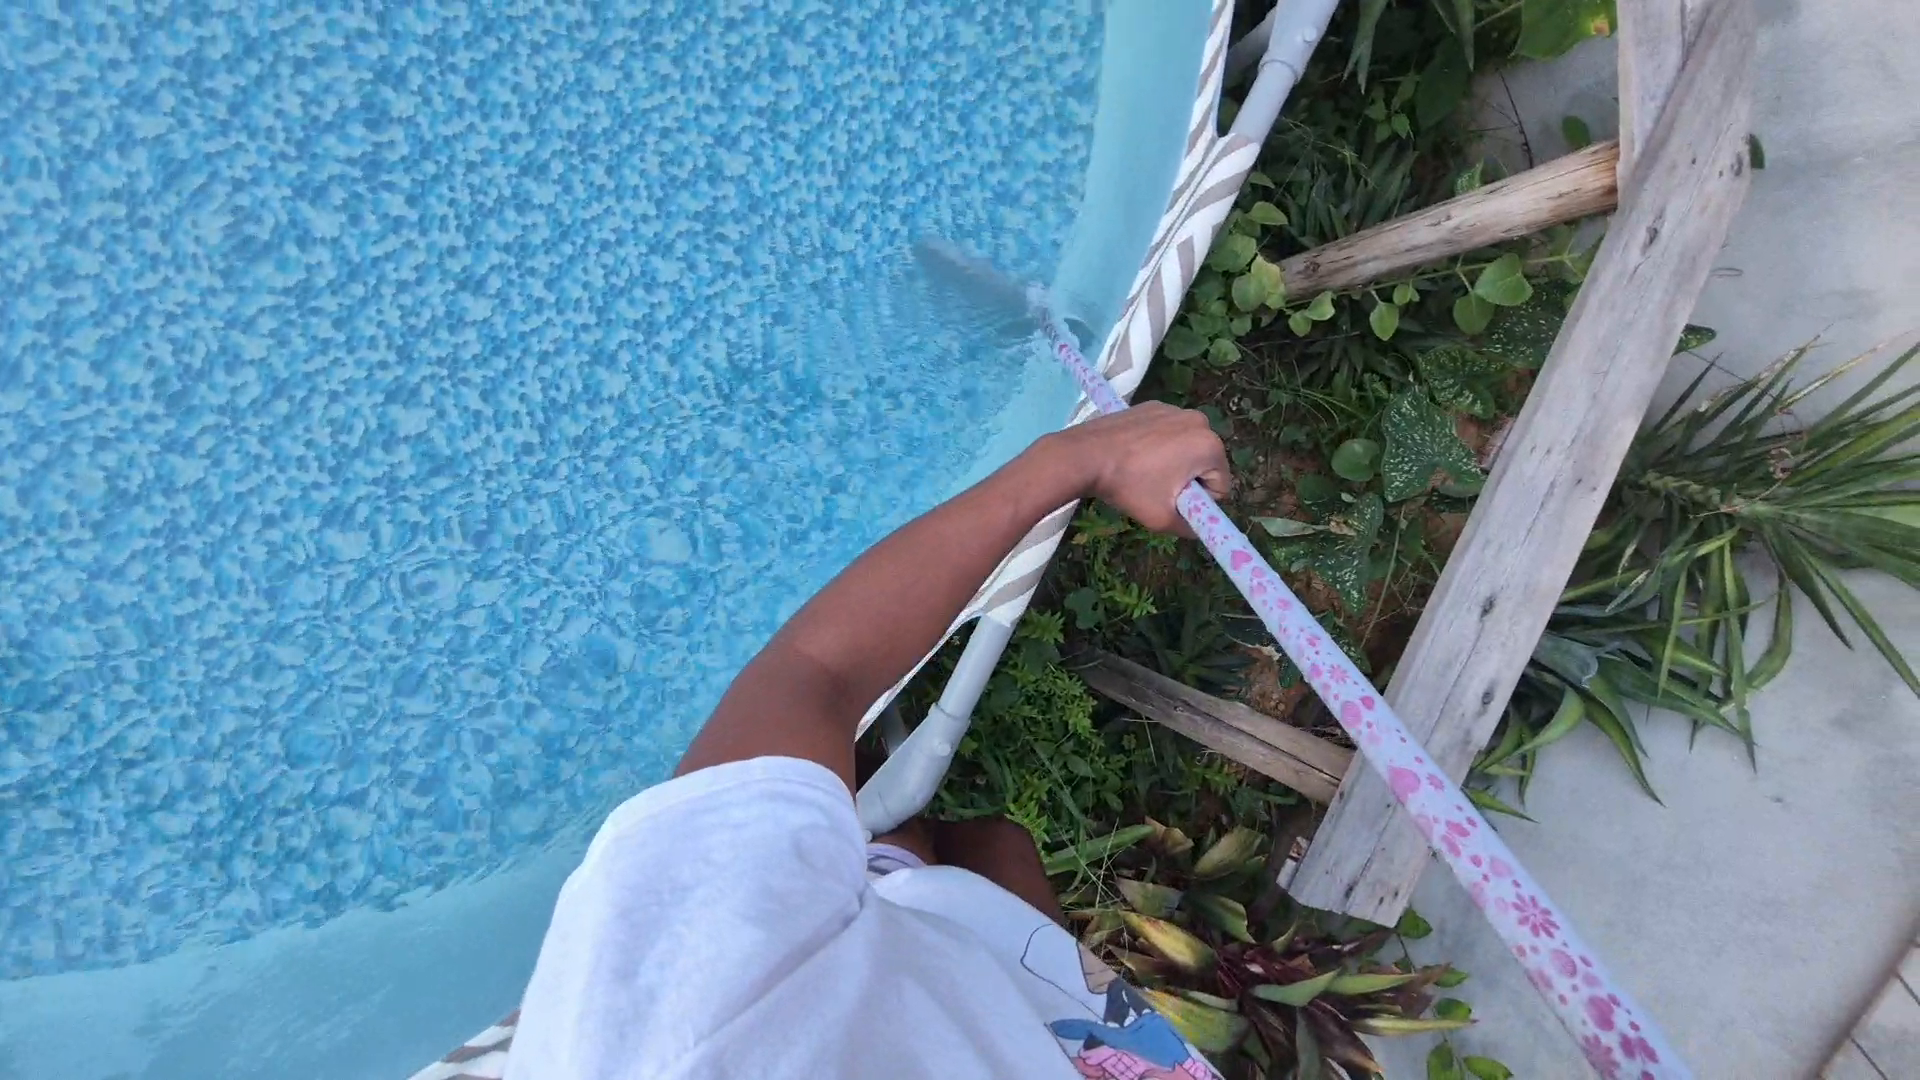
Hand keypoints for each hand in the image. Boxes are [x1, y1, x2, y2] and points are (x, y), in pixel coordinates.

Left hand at [1048, 402, 1230, 534]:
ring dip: (1172, 463)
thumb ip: (1190, 528)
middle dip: (1186, 480)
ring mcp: (1173, 409)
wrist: (1085, 455)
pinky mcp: (1152, 405)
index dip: (1199, 502)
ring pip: (1185, 448)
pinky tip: (1134, 456)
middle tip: (1155, 489)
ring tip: (1142, 473)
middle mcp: (1199, 420)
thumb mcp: (1161, 519)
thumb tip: (1199, 529)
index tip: (1172, 502)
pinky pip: (1166, 433)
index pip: (1220, 485)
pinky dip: (1156, 446)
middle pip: (1204, 463)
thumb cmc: (1127, 486)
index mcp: (1209, 445)